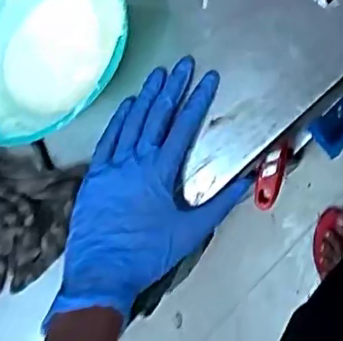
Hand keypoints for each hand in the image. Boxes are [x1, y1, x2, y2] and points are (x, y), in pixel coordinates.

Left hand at [46, 57, 248, 327]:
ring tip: (158, 73)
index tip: (208, 78)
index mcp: (161, 170)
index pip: (184, 124)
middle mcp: (137, 161)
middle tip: (183, 65)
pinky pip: (108, 139)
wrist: (100, 277)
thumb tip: (247, 183)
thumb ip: (221, 203)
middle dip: (174, 86)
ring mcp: (114, 166)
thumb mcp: (190, 231)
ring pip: (133, 121)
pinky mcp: (95, 176)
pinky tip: (127, 104)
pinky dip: (119, 119)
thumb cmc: (146, 254)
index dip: (198, 98)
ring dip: (147, 95)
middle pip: (158, 114)